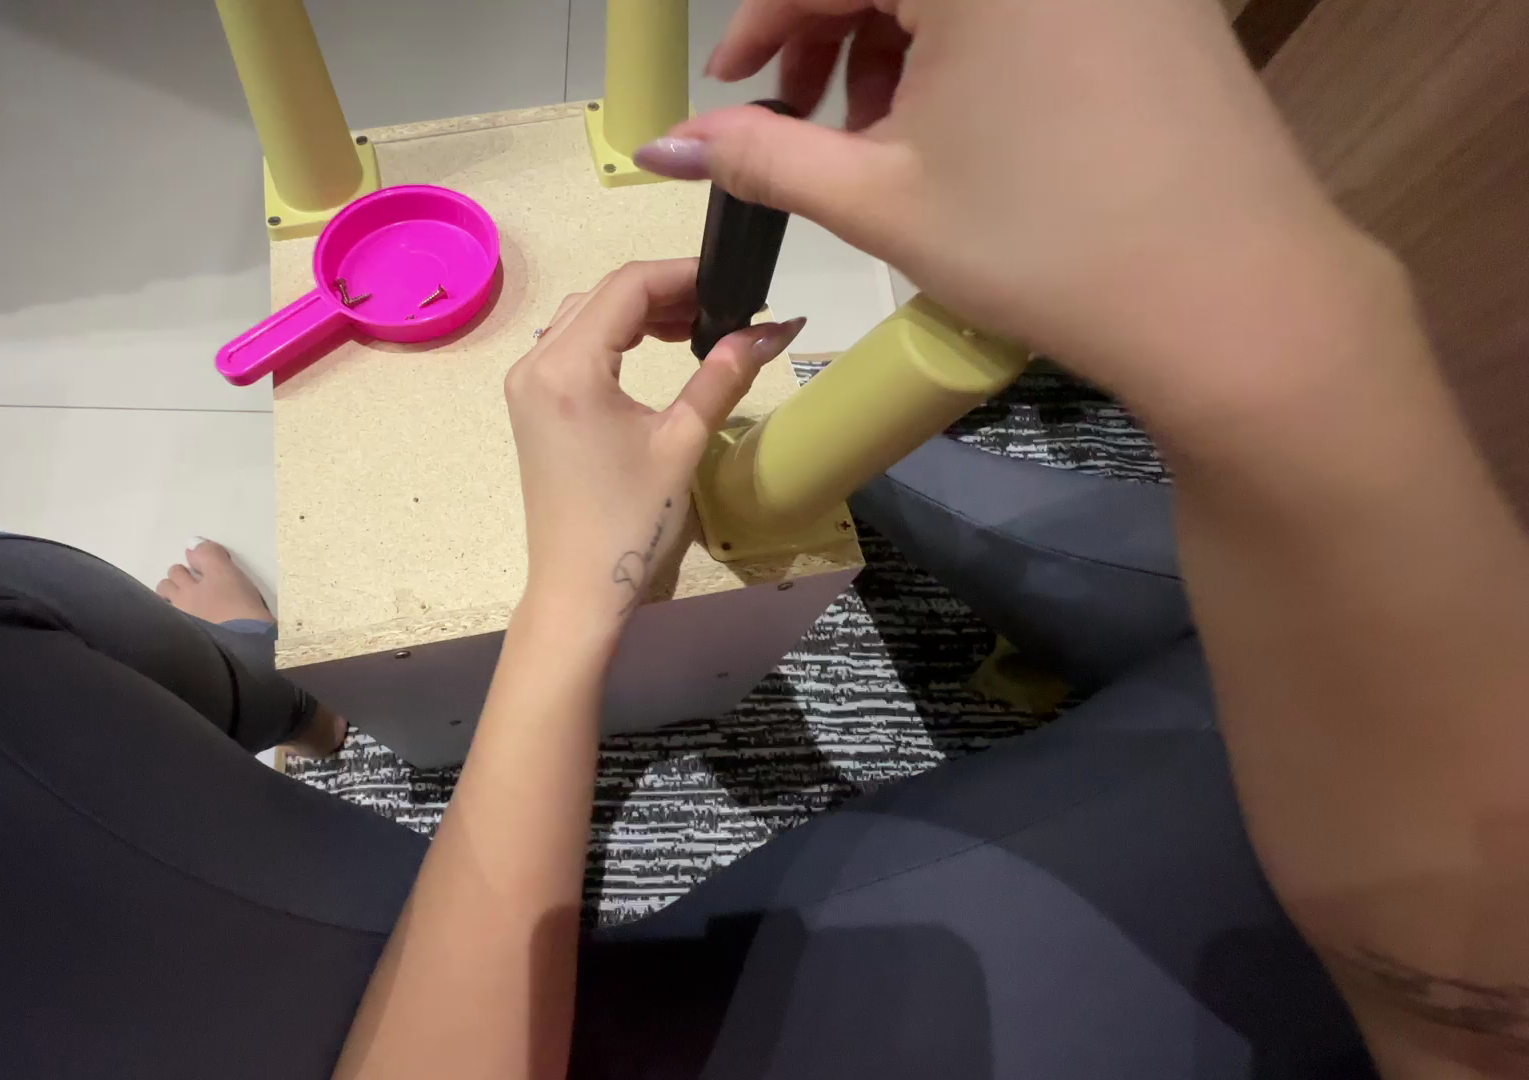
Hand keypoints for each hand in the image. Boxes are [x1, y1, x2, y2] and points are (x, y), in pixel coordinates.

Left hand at [504, 259, 803, 638]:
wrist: (577, 585)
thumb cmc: (631, 521)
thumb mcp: (681, 442)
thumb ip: (724, 375)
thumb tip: (775, 329)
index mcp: (567, 368)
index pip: (627, 287)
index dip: (682, 274)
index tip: (730, 284)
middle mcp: (534, 364)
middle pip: (603, 297)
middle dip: (662, 292)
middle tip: (718, 309)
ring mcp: (525, 386)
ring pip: (583, 319)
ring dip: (635, 314)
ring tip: (691, 327)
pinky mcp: (529, 406)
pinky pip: (569, 349)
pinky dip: (610, 339)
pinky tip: (649, 349)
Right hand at [634, 0, 1395, 426]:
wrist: (1216, 291)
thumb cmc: (1028, 243)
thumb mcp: (873, 198)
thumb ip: (758, 158)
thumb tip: (663, 146)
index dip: (759, 19)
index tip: (726, 87)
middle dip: (822, 32)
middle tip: (796, 118)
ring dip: (884, 42)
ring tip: (872, 135)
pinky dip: (953, 43)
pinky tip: (942, 118)